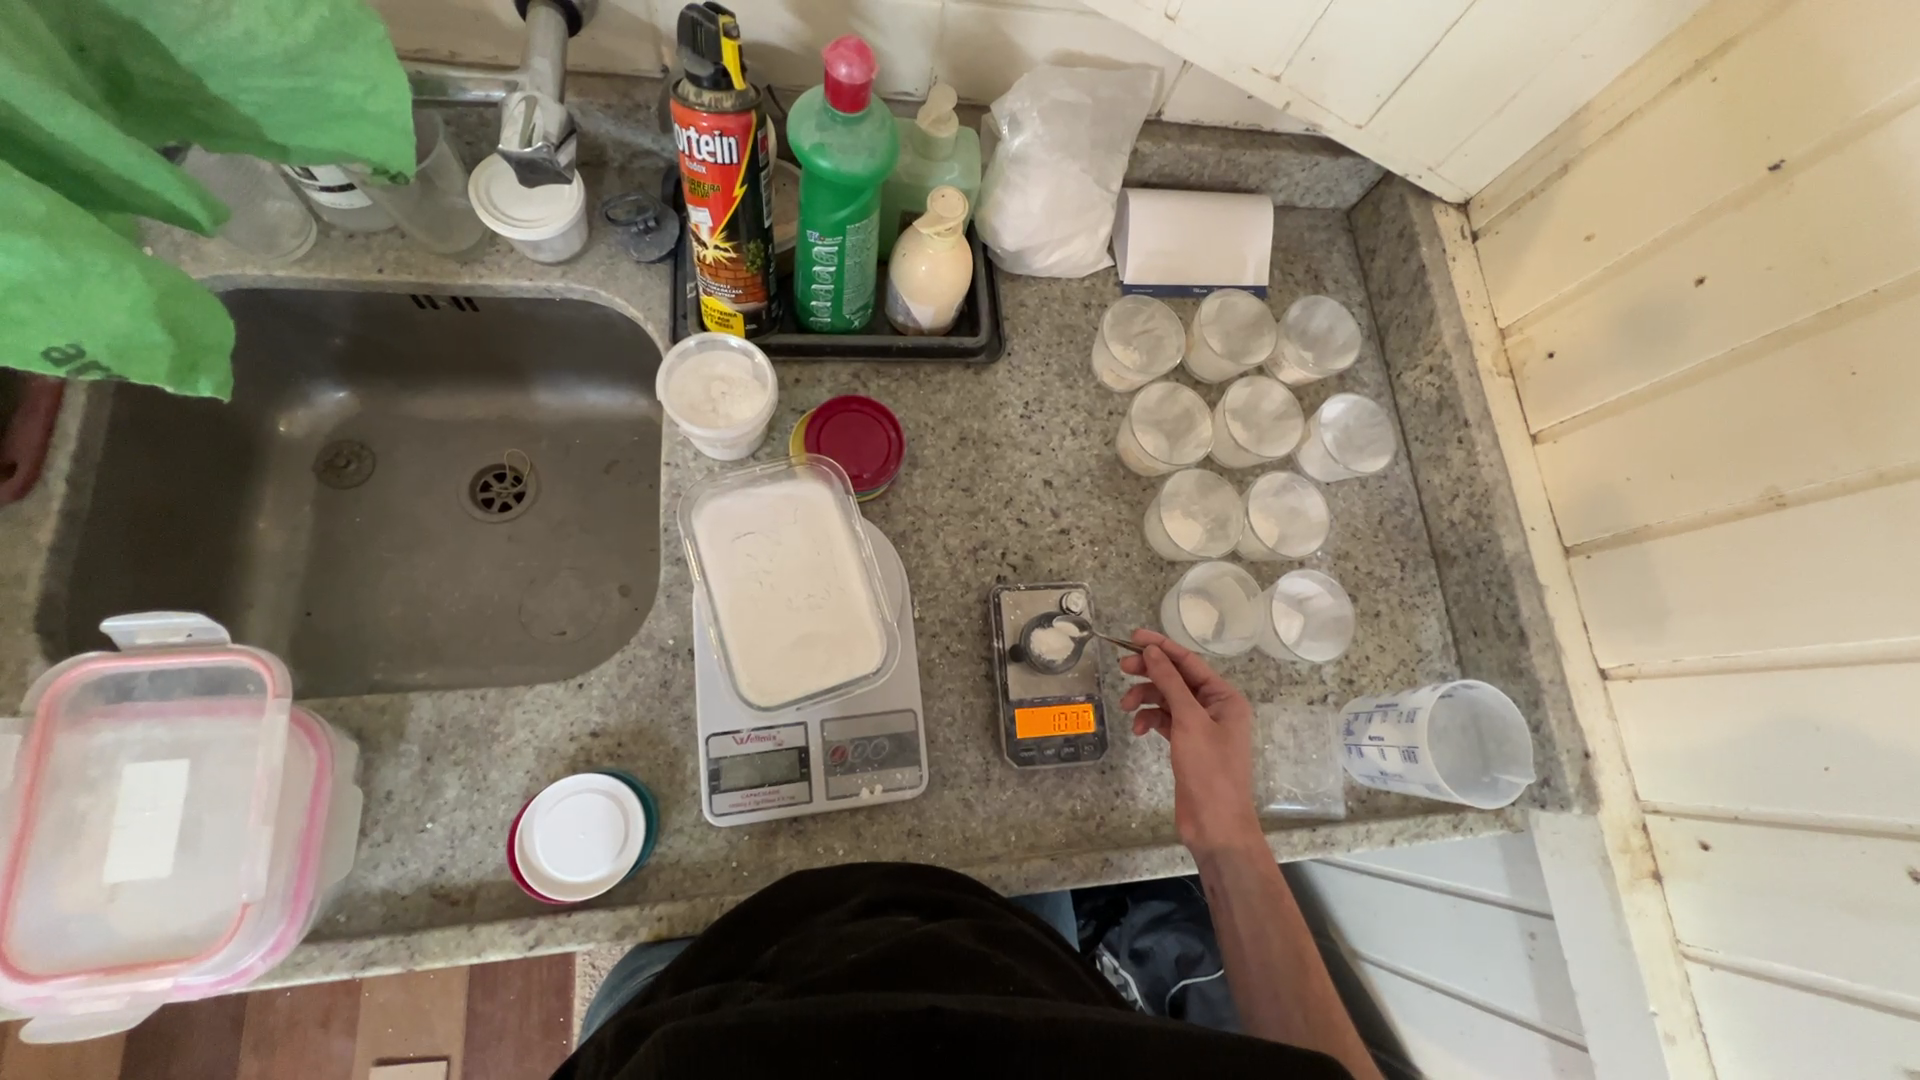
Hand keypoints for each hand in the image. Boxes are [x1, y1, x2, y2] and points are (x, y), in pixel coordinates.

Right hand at [1120, 629, 1263, 857]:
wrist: (1215, 823)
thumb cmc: (1209, 769)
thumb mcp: (1188, 721)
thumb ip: (1170, 682)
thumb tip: (1152, 651)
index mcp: (1225, 697)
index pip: (1189, 662)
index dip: (1161, 647)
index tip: (1133, 636)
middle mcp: (1214, 707)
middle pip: (1176, 678)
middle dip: (1149, 672)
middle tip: (1122, 667)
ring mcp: (1200, 727)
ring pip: (1166, 699)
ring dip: (1145, 698)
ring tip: (1126, 706)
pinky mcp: (1186, 744)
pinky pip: (1164, 720)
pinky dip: (1149, 720)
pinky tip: (1138, 729)